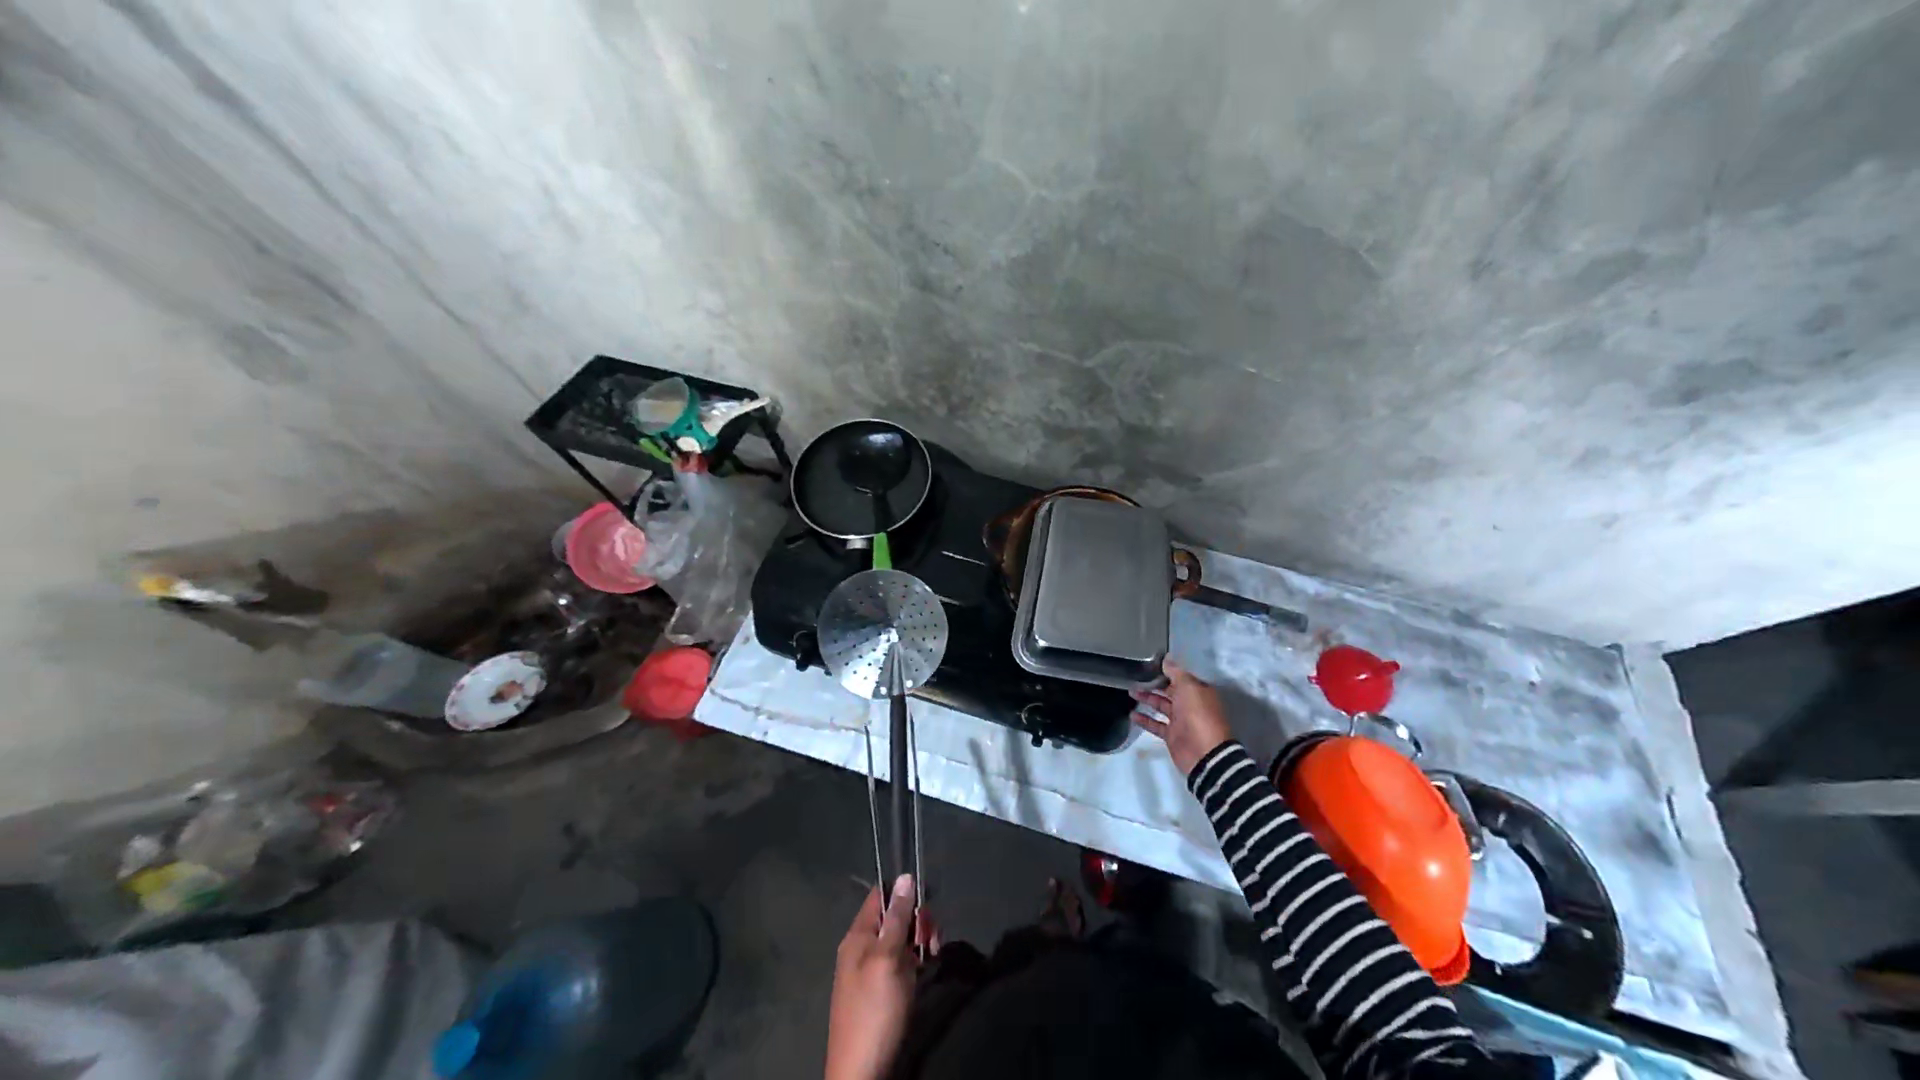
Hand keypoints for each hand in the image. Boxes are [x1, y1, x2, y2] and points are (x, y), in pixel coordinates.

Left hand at [825, 875, 919, 1079]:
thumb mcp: (887, 959)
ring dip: (919, 943)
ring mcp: (872, 971)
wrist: (861, 1073)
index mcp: (858, 936)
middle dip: (917, 922)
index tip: (927, 901)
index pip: (881, 896)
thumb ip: (897, 918)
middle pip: (894, 918)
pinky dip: (916, 963)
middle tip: (930, 940)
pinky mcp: (883, 991)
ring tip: (932, 956)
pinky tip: (926, 970)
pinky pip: (902, 964)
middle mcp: (862, 948)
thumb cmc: (873, 1010)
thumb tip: (905, 876)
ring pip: (901, 941)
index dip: (904, 893)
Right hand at [1130, 660, 1232, 775]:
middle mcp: (1190, 704)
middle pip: (1169, 690)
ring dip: (1147, 699)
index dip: (1166, 670)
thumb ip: (1176, 672)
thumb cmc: (1198, 714)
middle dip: (1154, 684)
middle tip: (1135, 676)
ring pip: (1161, 705)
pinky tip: (1131, 714)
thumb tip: (1166, 658)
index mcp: (1198, 691)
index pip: (1180, 677)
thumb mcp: (1189, 687)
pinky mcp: (1171, 735)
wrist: (1204, 752)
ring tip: (1130, 691)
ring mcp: (1181, 720)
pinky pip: (1156, 724)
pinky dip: (1144, 719)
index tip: (1149, 663)